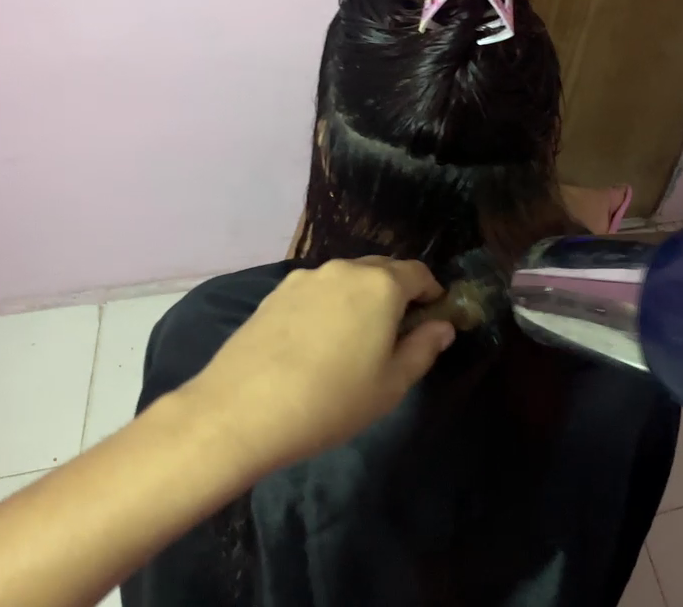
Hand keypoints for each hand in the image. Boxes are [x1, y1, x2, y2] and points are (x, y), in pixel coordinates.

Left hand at [181, 257, 456, 474]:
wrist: (239, 412)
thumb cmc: (330, 401)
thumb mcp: (391, 385)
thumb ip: (424, 348)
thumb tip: (442, 326)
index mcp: (382, 285)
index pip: (420, 273)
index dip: (432, 293)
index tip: (433, 317)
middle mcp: (345, 270)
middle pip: (383, 270)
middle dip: (397, 293)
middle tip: (396, 332)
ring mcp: (306, 278)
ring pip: (347, 280)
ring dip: (360, 299)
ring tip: (354, 339)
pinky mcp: (275, 294)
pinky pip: (317, 292)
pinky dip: (328, 307)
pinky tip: (317, 343)